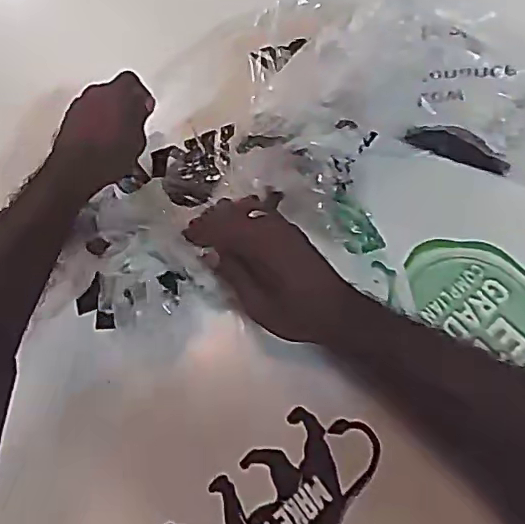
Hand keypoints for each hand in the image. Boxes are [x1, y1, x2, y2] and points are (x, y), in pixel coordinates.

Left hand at [47, 71, 153, 198]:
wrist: (77, 168)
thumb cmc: (107, 153)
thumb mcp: (138, 139)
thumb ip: (139, 119)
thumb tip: (138, 115)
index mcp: (119, 91)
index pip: (132, 82)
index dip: (140, 95)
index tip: (144, 107)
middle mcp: (97, 93)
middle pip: (114, 91)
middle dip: (122, 104)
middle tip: (131, 122)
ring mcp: (80, 105)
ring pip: (98, 103)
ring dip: (106, 114)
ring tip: (115, 137)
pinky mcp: (68, 118)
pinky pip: (86, 116)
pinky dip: (93, 124)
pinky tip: (100, 142)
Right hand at [184, 196, 371, 345]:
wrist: (338, 312)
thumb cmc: (295, 313)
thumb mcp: (257, 303)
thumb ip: (233, 275)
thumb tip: (210, 254)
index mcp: (260, 242)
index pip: (221, 227)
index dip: (201, 231)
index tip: (185, 238)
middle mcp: (271, 227)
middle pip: (233, 213)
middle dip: (211, 221)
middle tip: (194, 234)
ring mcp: (283, 227)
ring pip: (247, 209)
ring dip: (227, 217)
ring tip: (213, 232)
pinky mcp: (291, 233)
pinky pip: (260, 214)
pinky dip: (243, 218)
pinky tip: (238, 232)